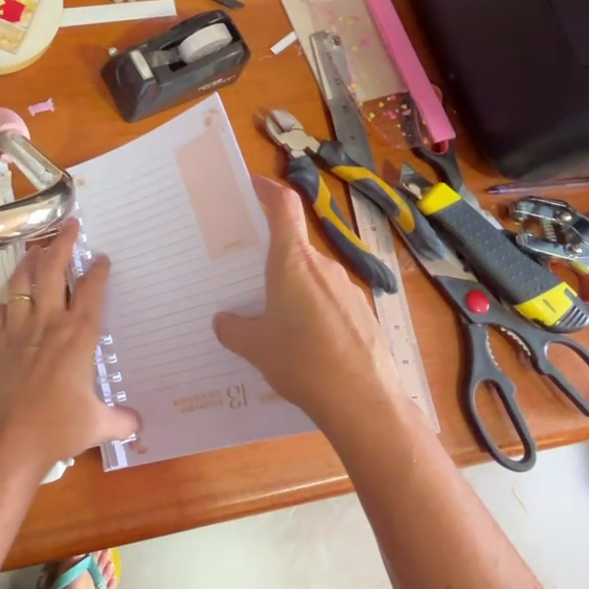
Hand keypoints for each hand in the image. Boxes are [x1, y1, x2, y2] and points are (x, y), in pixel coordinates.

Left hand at [0, 220, 140, 469]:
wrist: (8, 438)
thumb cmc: (57, 428)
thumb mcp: (97, 425)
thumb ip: (119, 420)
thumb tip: (137, 424)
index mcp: (78, 336)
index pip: (92, 292)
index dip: (98, 270)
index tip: (101, 256)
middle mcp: (48, 323)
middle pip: (54, 270)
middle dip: (63, 243)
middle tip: (69, 225)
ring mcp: (17, 329)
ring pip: (22, 283)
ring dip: (30, 263)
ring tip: (36, 250)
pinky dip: (4, 304)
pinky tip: (9, 304)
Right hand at [213, 177, 404, 431]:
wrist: (365, 403)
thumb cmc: (302, 362)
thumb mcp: (254, 347)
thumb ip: (233, 329)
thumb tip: (224, 321)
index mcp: (292, 263)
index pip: (284, 207)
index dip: (269, 190)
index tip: (254, 184)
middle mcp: (322, 267)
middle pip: (294, 246)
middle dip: (271, 256)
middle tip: (246, 275)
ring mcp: (348, 290)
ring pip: (312, 277)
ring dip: (292, 288)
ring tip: (274, 320)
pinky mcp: (363, 315)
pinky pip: (329, 302)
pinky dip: (313, 312)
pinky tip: (304, 345)